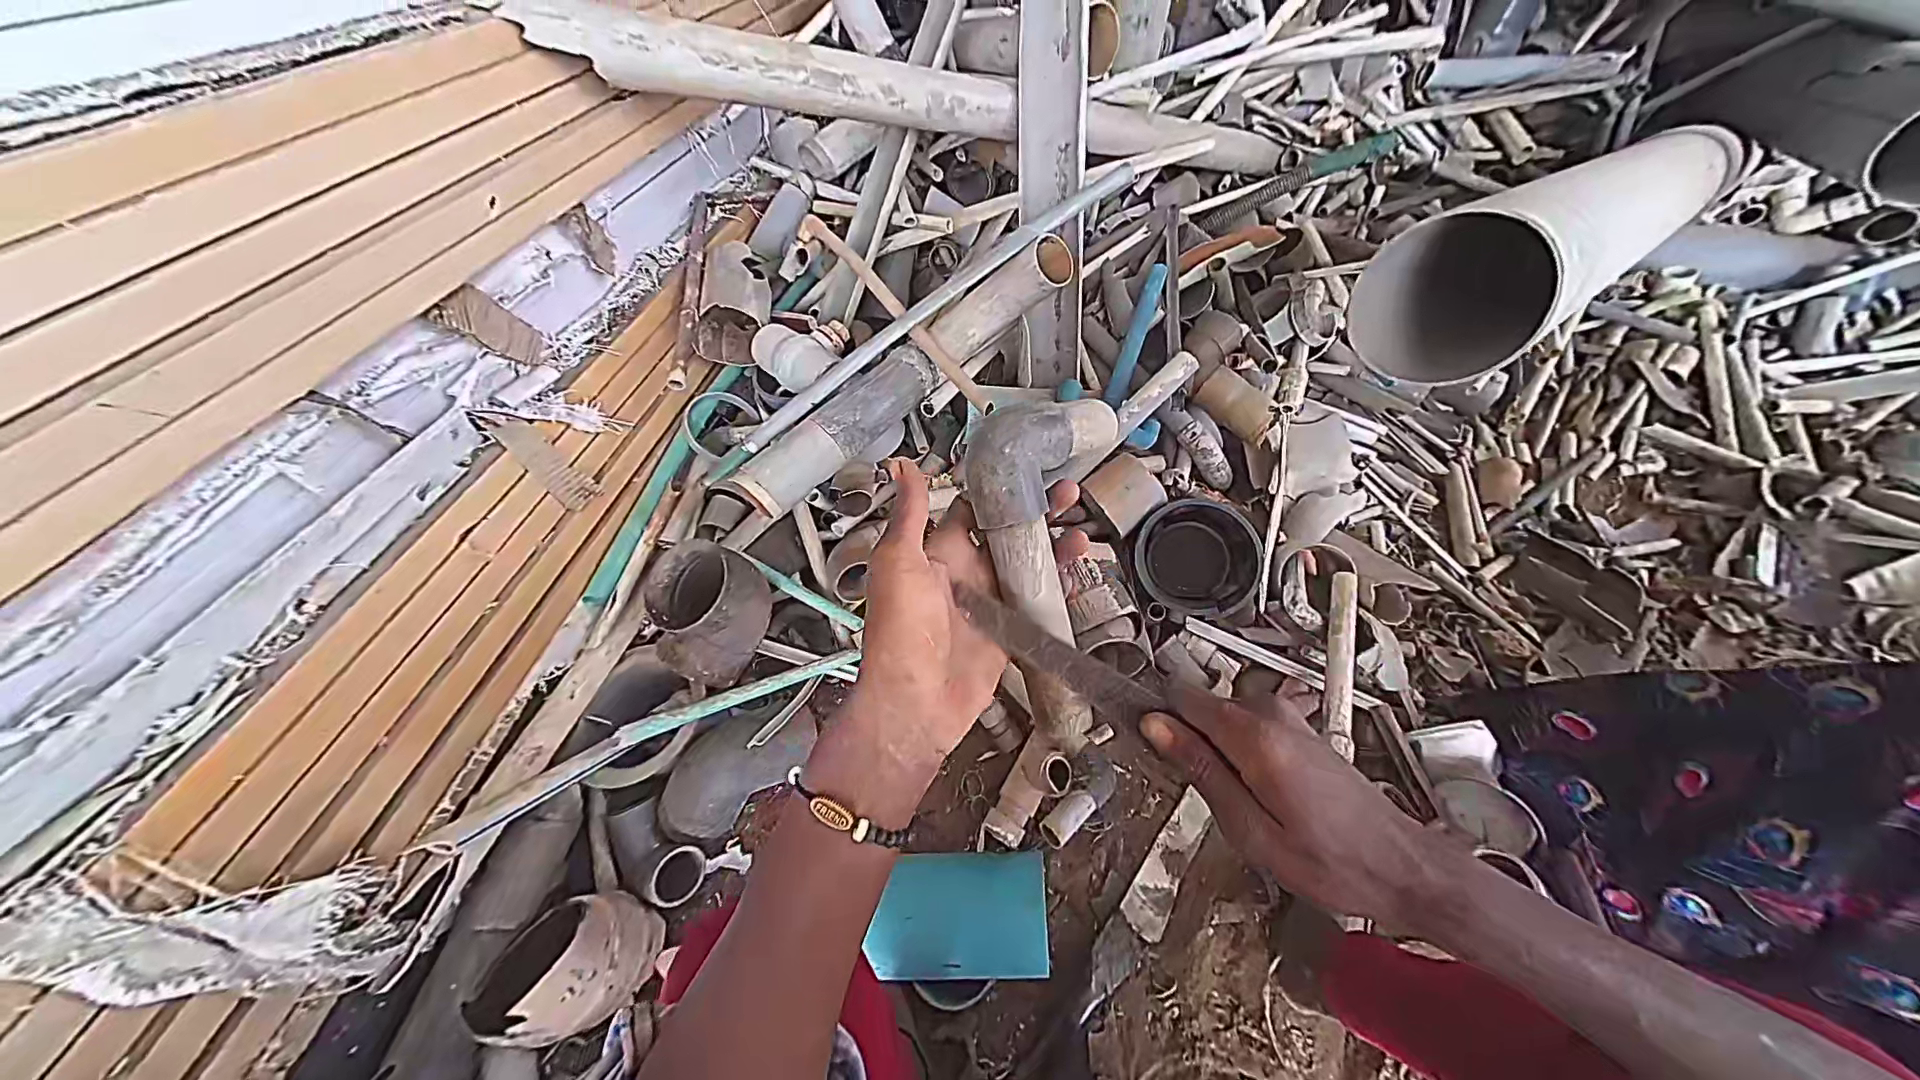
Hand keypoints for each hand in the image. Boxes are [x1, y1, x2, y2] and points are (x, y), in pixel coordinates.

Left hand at [837, 459, 1083, 775]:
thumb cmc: (897, 634)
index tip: (1021, 470)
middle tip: (1063, 494)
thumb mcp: (898, 562)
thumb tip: (904, 470)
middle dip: (1035, 512)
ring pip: (1027, 563)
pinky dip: (1057, 584)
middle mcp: (965, 574)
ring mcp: (989, 601)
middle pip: (1007, 533)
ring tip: (1077, 528)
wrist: (915, 700)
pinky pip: (1036, 600)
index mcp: (938, 553)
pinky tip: (1074, 569)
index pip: (971, 510)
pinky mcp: (1007, 629)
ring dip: (1052, 544)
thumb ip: (908, 515)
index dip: (995, 490)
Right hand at [1140, 683, 1455, 933]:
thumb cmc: (1333, 862)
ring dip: (1212, 749)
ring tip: (1233, 799)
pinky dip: (1234, 750)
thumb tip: (1156, 726)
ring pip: (1218, 716)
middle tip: (1199, 791)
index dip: (1156, 716)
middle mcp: (1271, 714)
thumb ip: (1200, 769)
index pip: (1179, 697)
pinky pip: (1242, 724)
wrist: (1404, 868)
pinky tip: (1255, 792)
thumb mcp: (1249, 829)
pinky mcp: (1296, 727)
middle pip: (1198, 706)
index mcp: (1255, 737)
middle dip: (1185, 740)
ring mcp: (1286, 717)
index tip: (1144, 739)